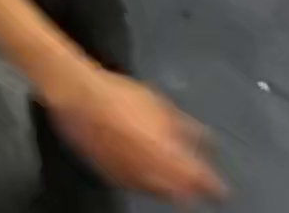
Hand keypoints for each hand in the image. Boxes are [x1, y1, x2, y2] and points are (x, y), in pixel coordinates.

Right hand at [45, 68, 225, 203]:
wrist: (74, 93)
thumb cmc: (117, 95)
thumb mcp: (156, 102)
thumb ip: (185, 126)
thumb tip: (206, 140)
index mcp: (177, 164)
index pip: (208, 185)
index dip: (213, 182)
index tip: (214, 180)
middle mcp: (158, 180)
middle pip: (183, 195)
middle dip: (187, 186)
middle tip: (184, 174)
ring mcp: (132, 180)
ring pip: (156, 192)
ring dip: (162, 183)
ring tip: (158, 167)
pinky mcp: (108, 175)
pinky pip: (130, 183)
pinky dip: (137, 177)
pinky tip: (132, 162)